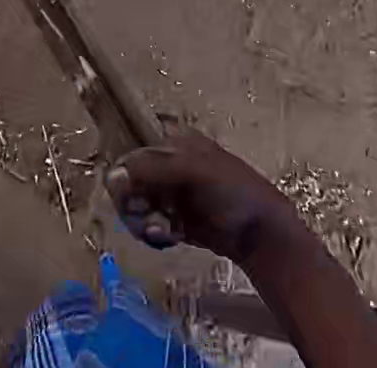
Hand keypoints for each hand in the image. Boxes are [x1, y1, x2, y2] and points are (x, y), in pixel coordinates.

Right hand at [104, 129, 293, 259]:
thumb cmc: (232, 191)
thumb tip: (111, 175)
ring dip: (141, 218)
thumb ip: (151, 168)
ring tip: (159, 231)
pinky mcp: (173, 219)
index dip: (123, 167)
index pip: (131, 146)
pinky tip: (165, 237)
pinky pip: (148, 222)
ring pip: (136, 203)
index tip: (123, 188)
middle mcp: (166, 163)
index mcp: (171, 139)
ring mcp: (170, 192)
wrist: (265, 236)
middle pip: (128, 177)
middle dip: (131, 198)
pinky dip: (152, 231)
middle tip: (141, 213)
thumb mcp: (192, 170)